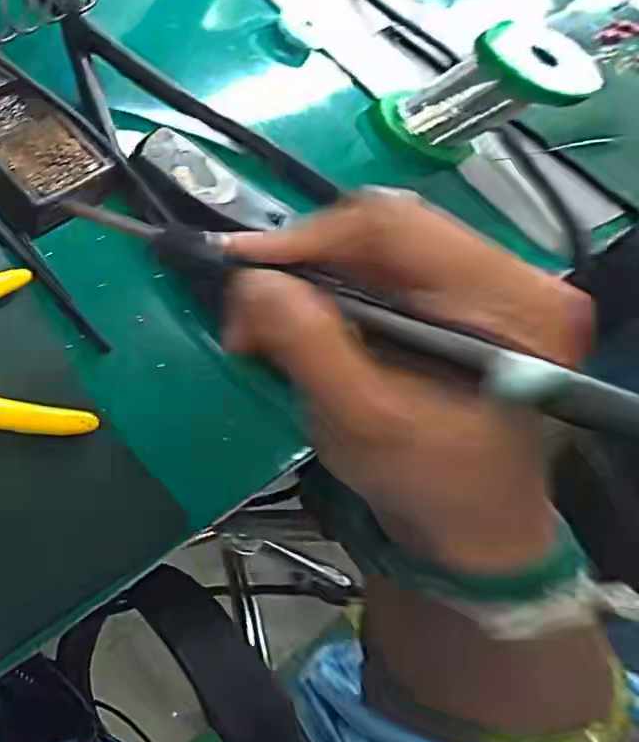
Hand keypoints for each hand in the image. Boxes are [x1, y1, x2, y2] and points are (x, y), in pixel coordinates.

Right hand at [221, 193, 592, 573]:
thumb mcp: (361, 416)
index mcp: (504, 301)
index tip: (237, 270)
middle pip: (365, 230)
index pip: (389, 225)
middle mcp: (493, 279)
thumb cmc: (426, 475)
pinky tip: (279, 333)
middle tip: (244, 317)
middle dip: (287, 266)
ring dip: (284, 285)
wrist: (462, 516)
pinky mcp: (426, 303)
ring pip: (346, 249)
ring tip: (256, 334)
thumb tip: (251, 281)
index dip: (302, 237)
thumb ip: (308, 345)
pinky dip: (295, 297)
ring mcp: (460, 289)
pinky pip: (344, 273)